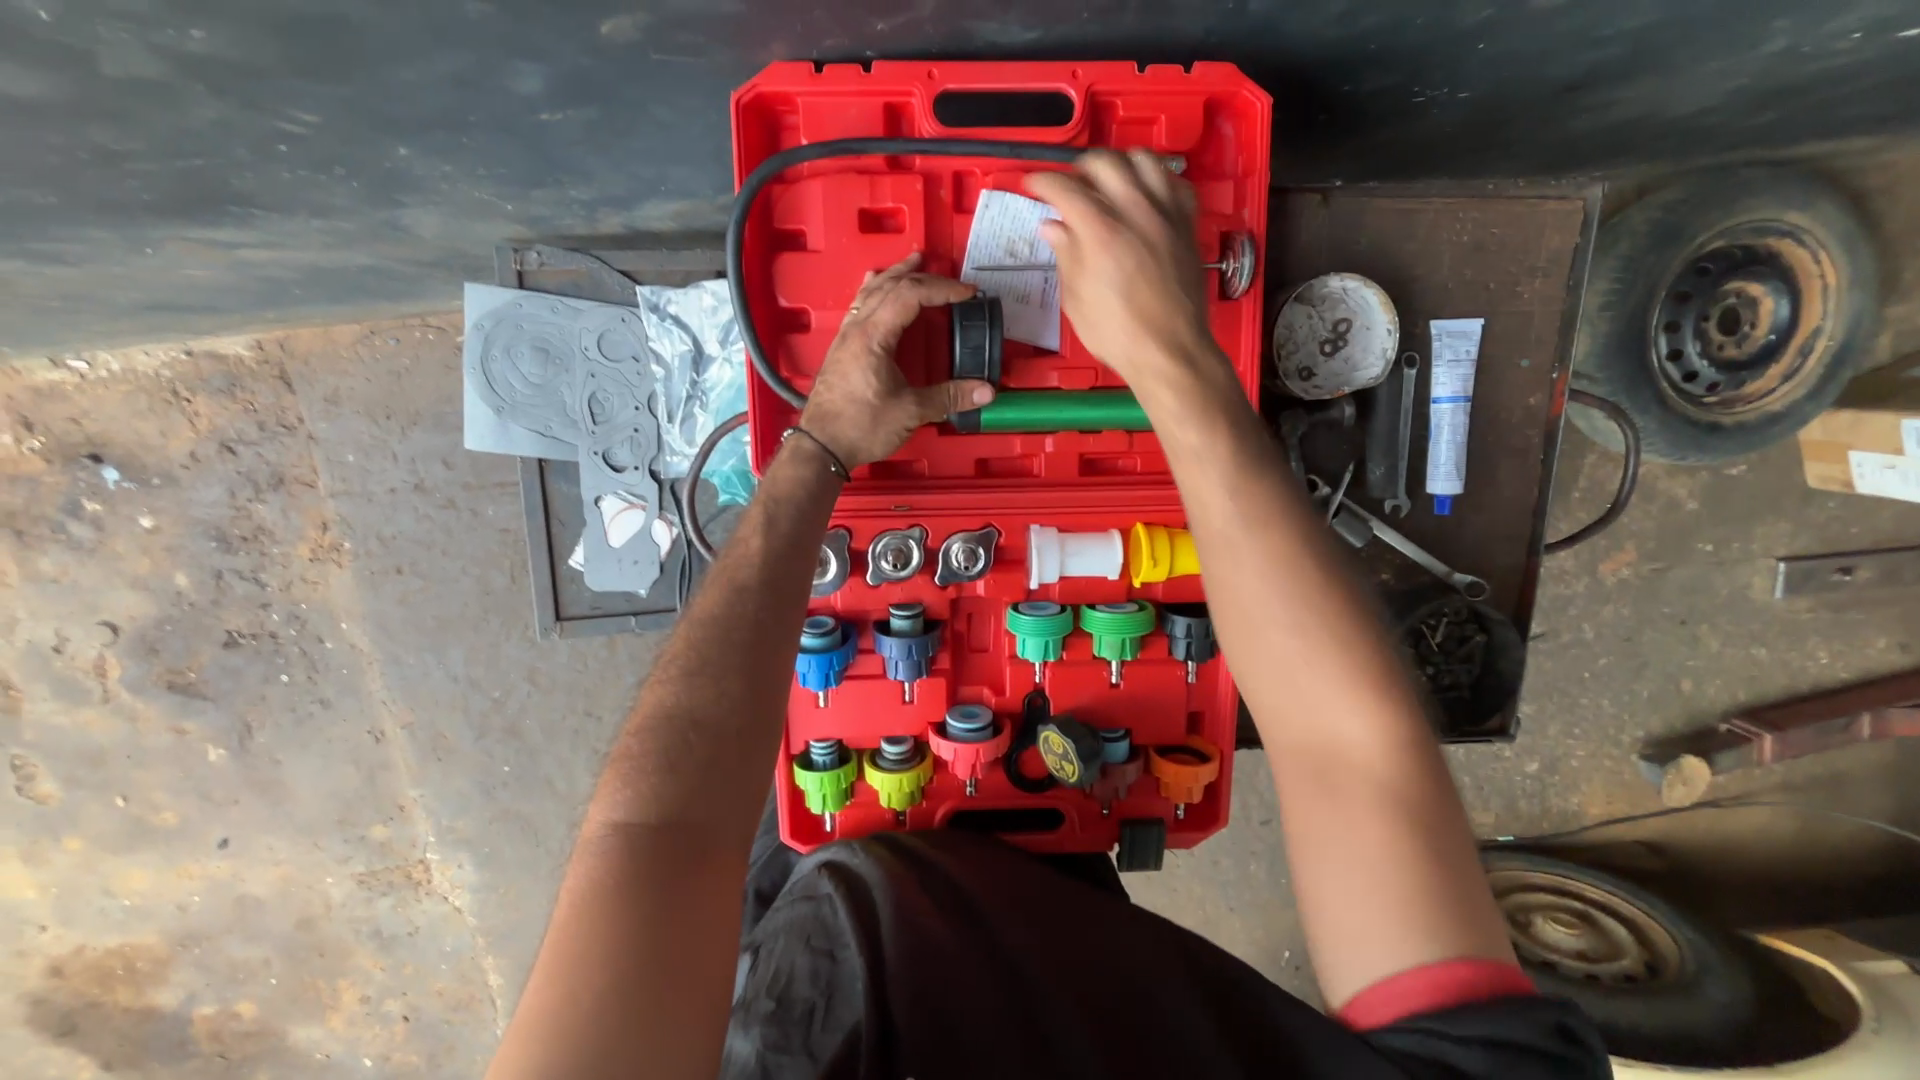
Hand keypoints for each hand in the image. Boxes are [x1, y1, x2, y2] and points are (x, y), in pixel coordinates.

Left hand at [797, 253, 996, 468]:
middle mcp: (857, 329)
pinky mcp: (842, 349)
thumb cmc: (861, 427)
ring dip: (895, 275)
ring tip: (912, 262)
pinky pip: (859, 306)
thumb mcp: (910, 411)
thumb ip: (948, 397)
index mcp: (873, 336)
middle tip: (948, 275)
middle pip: (890, 286)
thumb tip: (986, 391)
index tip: (967, 293)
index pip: (910, 296)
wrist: (821, 447)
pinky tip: (874, 287)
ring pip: (870, 292)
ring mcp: (846, 337)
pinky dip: (874, 291)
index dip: (941, 289)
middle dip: (921, 276)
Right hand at [1024, 149, 1225, 392]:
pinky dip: (1158, 180)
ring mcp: (1165, 214)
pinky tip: (1147, 194)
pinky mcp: (1187, 224)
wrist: (1169, 350)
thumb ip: (1066, 255)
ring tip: (1109, 181)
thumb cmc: (1117, 334)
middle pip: (1104, 162)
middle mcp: (1135, 211)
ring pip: (1144, 160)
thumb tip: (1053, 226)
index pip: (1064, 187)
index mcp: (1099, 231)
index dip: (1042, 181)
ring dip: (1121, 163)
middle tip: (1069, 184)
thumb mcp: (1076, 299)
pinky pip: (1176, 183)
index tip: (1032, 185)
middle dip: (1079, 167)